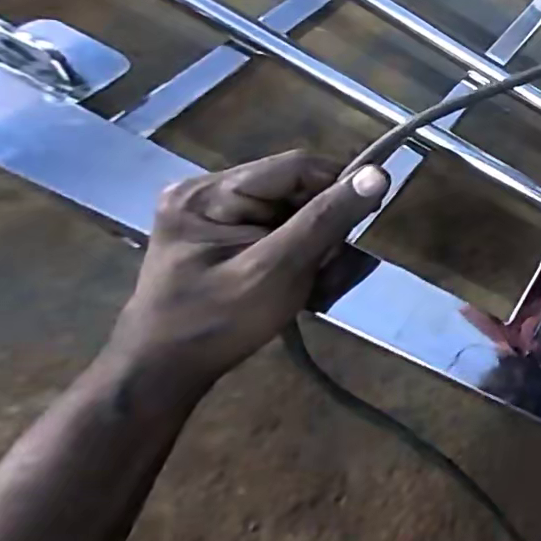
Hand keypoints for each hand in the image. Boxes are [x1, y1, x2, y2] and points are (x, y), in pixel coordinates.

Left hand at [102, 151, 388, 396]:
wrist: (163, 374)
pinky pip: (286, 226)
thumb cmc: (218, 323)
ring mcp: (216, 213)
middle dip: (327, 227)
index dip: (341, 188)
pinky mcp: (226, 233)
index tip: (365, 223)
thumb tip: (378, 174)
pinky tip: (303, 279)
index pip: (300, 166)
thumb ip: (327, 218)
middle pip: (300, 188)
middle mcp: (209, 191)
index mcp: (209, 193)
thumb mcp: (279, 269)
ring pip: (299, 209)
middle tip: (330, 268)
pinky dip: (305, 251)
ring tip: (316, 282)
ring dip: (320, 243)